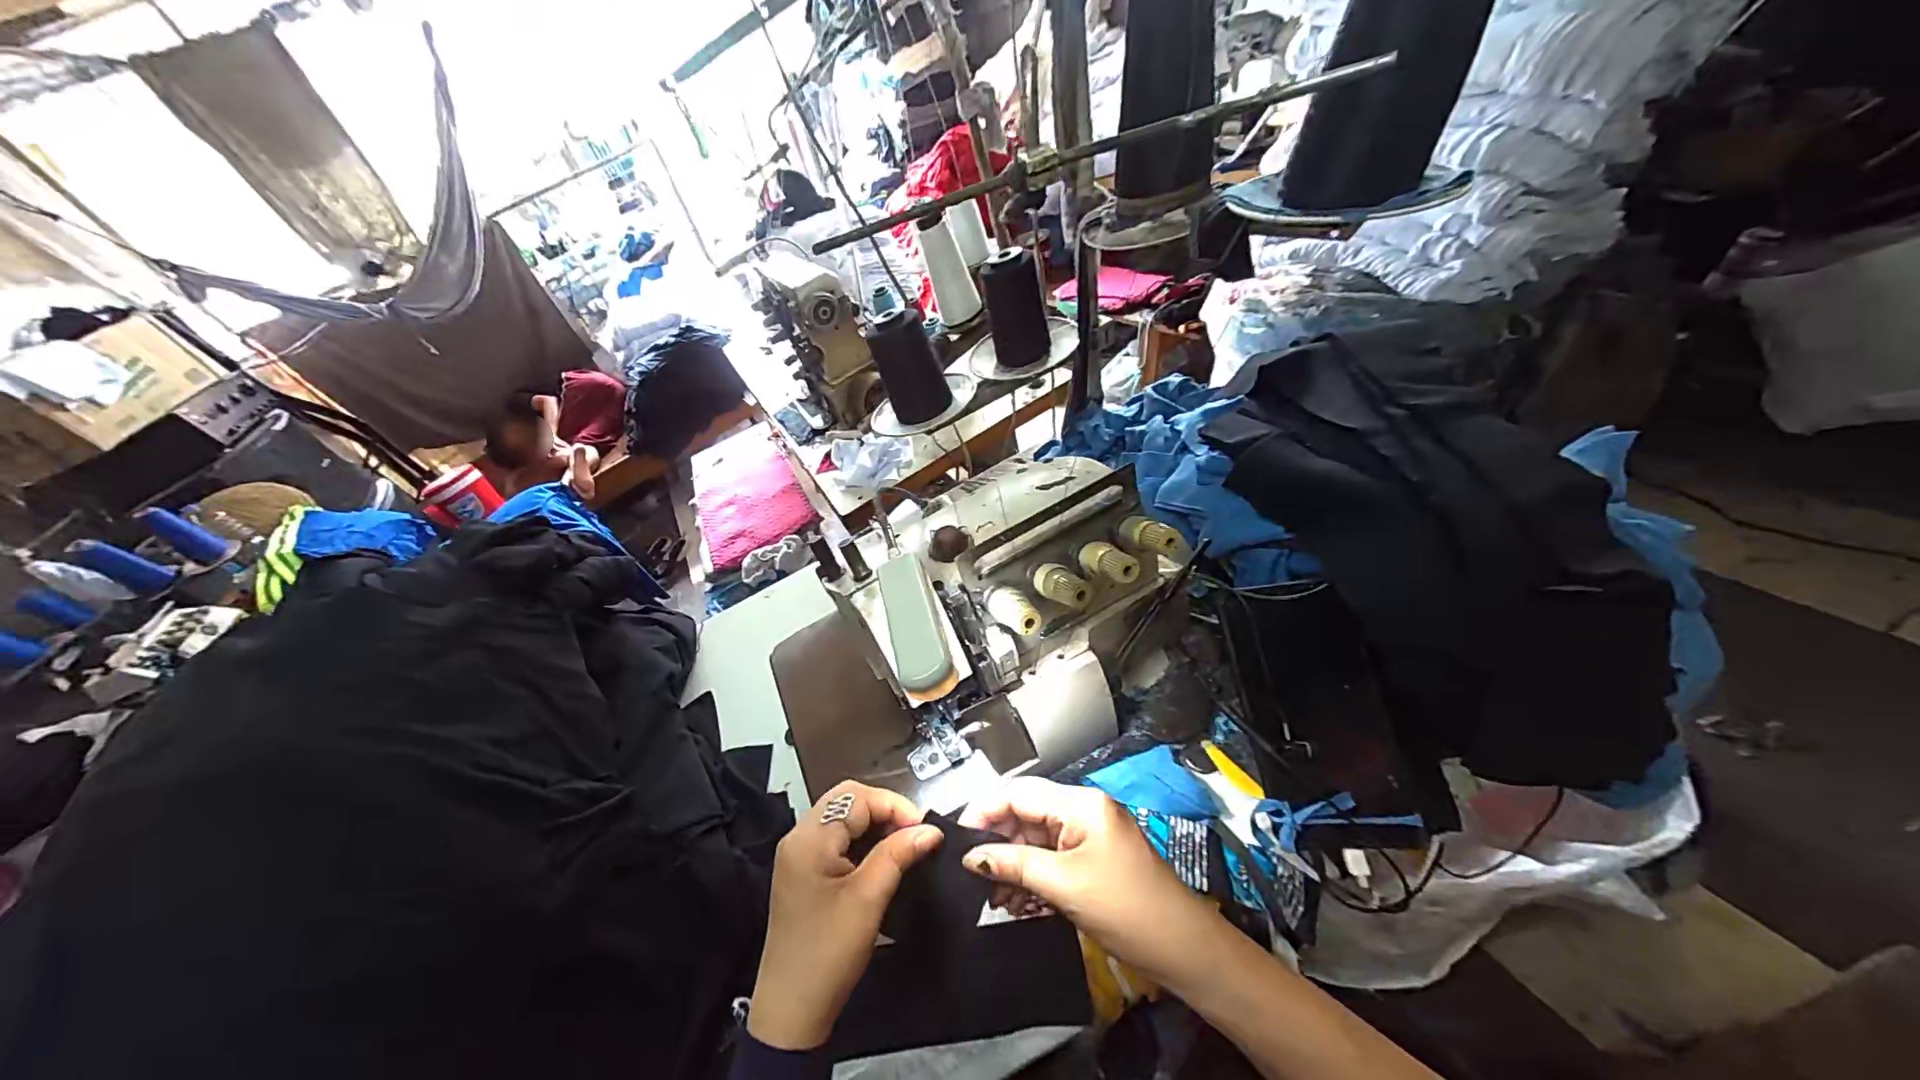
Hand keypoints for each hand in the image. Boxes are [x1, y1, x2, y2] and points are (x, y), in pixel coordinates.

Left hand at [748, 781, 942, 1049]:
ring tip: (905, 844)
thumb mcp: (868, 900)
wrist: (791, 1010)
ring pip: (843, 817)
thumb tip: (930, 829)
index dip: (894, 805)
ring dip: (875, 823)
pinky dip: (863, 839)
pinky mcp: (805, 872)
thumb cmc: (828, 952)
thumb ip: (898, 855)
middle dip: (885, 809)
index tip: (924, 829)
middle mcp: (799, 837)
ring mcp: (799, 855)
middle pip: (846, 799)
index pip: (856, 797)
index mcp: (809, 838)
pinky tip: (884, 856)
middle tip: (915, 833)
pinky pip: (837, 838)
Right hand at [958, 777, 1223, 988]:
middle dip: (997, 843)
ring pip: (1034, 839)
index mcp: (1081, 803)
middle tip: (972, 875)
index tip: (957, 839)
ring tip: (992, 896)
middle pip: (1025, 814)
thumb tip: (971, 857)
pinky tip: (1015, 900)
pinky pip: (1050, 859)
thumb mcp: (1064, 885)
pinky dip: (1030, 877)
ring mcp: (1088, 836)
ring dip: (1011, 865)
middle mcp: (1083, 811)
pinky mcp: (1091, 861)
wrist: (1185, 949)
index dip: (984, 811)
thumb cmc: (1128, 909)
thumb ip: (1014, 864)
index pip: (1019, 792)